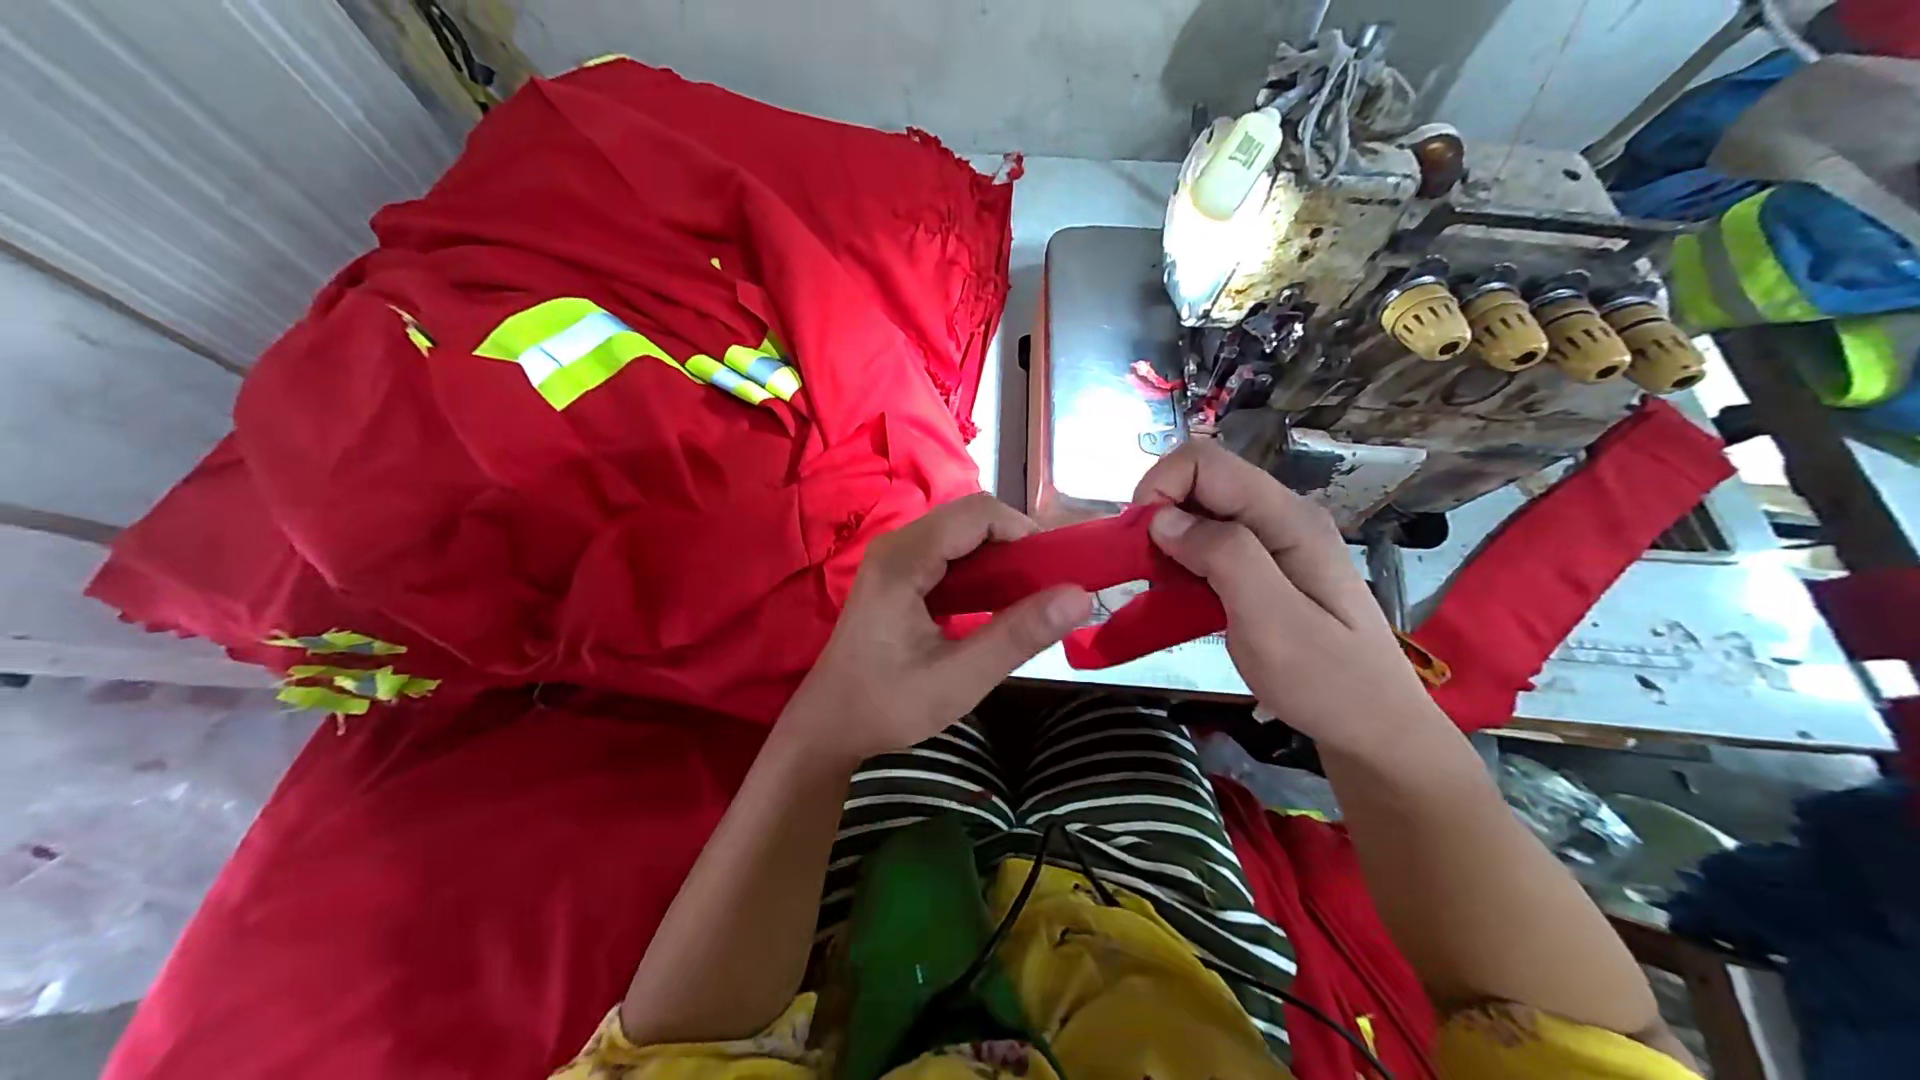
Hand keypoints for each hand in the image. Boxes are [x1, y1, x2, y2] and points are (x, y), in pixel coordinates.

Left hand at [782, 494, 1092, 763]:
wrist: (828, 727)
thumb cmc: (886, 707)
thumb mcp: (959, 679)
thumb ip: (1018, 635)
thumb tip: (1079, 596)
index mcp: (903, 560)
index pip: (977, 513)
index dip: (1024, 532)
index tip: (1054, 573)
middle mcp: (896, 545)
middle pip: (970, 517)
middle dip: (1015, 544)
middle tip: (1044, 589)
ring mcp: (893, 556)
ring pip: (962, 533)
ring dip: (1000, 557)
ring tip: (1025, 598)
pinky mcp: (896, 573)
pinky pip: (949, 552)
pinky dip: (980, 568)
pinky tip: (992, 603)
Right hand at [1133, 440, 1446, 756]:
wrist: (1373, 725)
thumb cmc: (1327, 680)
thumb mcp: (1273, 622)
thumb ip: (1224, 558)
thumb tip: (1162, 518)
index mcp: (1287, 518)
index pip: (1205, 462)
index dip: (1160, 487)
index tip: (1140, 542)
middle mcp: (1280, 516)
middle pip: (1200, 482)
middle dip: (1159, 516)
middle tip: (1147, 572)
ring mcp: (1274, 540)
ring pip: (1199, 513)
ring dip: (1167, 542)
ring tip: (1162, 588)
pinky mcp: (1264, 565)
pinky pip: (1208, 543)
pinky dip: (1181, 562)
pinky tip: (1181, 595)